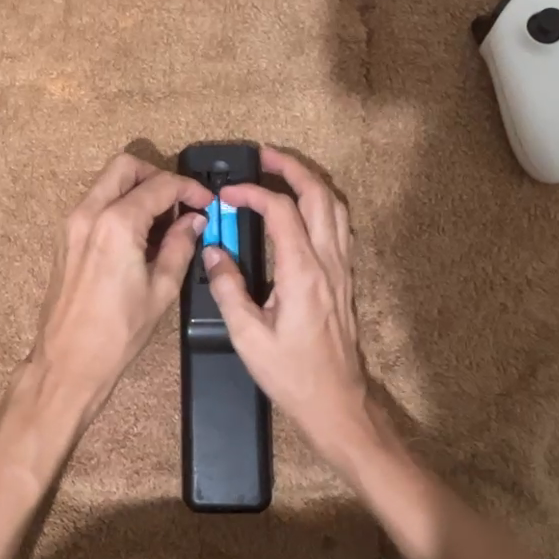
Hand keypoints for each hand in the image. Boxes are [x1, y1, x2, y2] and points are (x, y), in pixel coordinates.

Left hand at [25, 153, 212, 424]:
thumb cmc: (116, 333)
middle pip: (125, 167)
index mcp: (116, 224)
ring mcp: (71, 225)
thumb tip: (194, 221)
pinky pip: (94, 203)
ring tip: (163, 219)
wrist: (68, 362)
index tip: (206, 201)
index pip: (159, 186)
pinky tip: (139, 234)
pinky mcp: (65, 238)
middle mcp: (88, 214)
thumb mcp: (161, 289)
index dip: (188, 189)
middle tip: (180, 200)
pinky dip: (118, 204)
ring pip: (107, 182)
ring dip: (136, 189)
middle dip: (157, 175)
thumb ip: (180, 246)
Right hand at [202, 148, 377, 462]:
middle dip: (292, 168)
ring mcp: (342, 269)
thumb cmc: (292, 375)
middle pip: (319, 196)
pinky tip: (302, 210)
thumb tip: (213, 252)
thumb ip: (228, 288)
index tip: (227, 195)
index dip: (252, 193)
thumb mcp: (247, 336)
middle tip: (264, 155)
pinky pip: (339, 226)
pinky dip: (321, 205)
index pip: (281, 212)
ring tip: (283, 171)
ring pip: (335, 207)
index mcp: (302, 274)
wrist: (337, 402)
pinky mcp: (344, 279)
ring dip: (310, 182)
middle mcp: (328, 263)